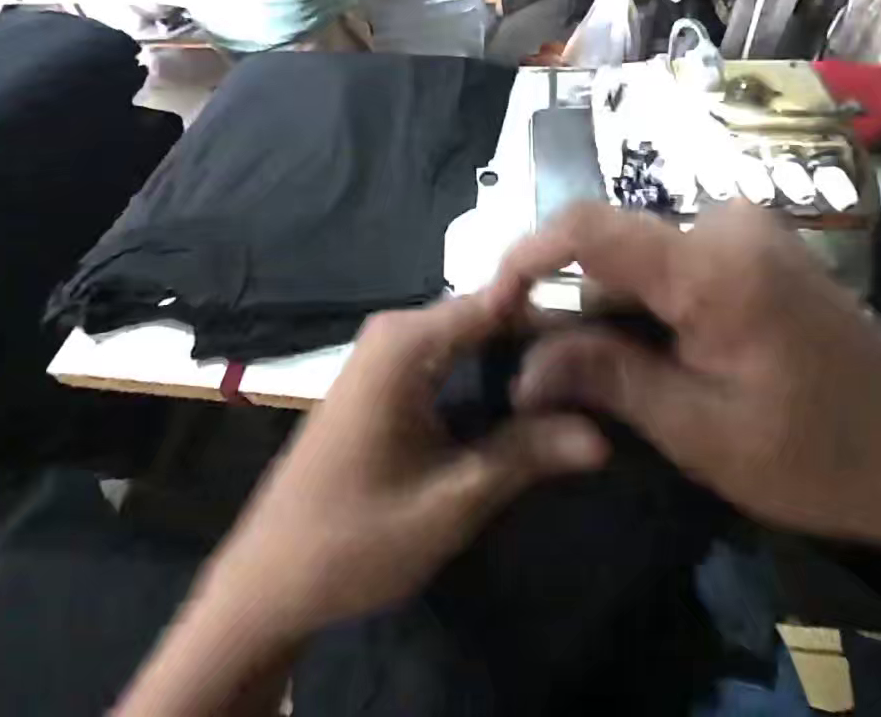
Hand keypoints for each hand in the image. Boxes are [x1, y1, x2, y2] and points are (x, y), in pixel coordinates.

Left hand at [203, 287, 607, 638]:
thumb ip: (527, 456)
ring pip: (474, 336)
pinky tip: (529, 398)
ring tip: (583, 381)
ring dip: (521, 358)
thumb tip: (605, 436)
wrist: (269, 579)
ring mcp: (389, 352)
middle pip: (488, 316)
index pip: (500, 302)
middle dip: (544, 339)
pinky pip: (453, 356)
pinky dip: (491, 373)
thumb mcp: (452, 500)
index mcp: (406, 342)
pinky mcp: (388, 375)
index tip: (611, 337)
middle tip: (605, 367)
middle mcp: (397, 331)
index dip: (557, 316)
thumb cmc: (353, 538)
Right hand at [502, 203, 880, 553]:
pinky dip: (643, 302)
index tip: (492, 302)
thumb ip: (607, 380)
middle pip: (612, 245)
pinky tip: (645, 352)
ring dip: (605, 307)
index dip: (526, 255)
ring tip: (591, 370)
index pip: (588, 229)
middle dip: (566, 301)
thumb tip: (520, 368)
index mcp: (714, 265)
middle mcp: (728, 224)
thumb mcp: (700, 431)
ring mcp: (748, 231)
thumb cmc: (819, 456)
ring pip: (640, 256)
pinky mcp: (759, 248)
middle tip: (539, 363)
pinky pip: (675, 261)